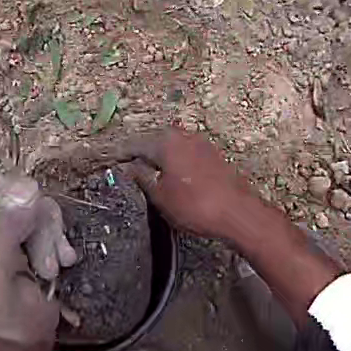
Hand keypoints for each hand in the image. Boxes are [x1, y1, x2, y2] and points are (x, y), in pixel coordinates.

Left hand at [0, 175, 78, 348]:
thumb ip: (0, 233)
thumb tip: (25, 187)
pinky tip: (63, 262)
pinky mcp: (27, 236)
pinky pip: (47, 218)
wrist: (24, 350)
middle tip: (44, 263)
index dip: (8, 195)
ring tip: (51, 269)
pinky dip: (58, 238)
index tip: (30, 220)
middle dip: (36, 223)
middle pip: (13, 193)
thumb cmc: (1, 322)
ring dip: (50, 234)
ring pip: (34, 204)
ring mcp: (3, 229)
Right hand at [121, 127, 272, 245]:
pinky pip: (187, 155)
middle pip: (155, 142)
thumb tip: (130, 166)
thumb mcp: (159, 196)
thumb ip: (142, 177)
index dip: (121, 154)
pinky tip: (174, 177)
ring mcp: (202, 144)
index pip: (135, 144)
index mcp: (166, 141)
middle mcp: (184, 136)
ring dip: (161, 158)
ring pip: (173, 148)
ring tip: (150, 175)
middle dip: (142, 153)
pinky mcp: (214, 156)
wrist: (238, 214)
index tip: (111, 162)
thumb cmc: (194, 206)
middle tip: (128, 167)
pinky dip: (177, 163)